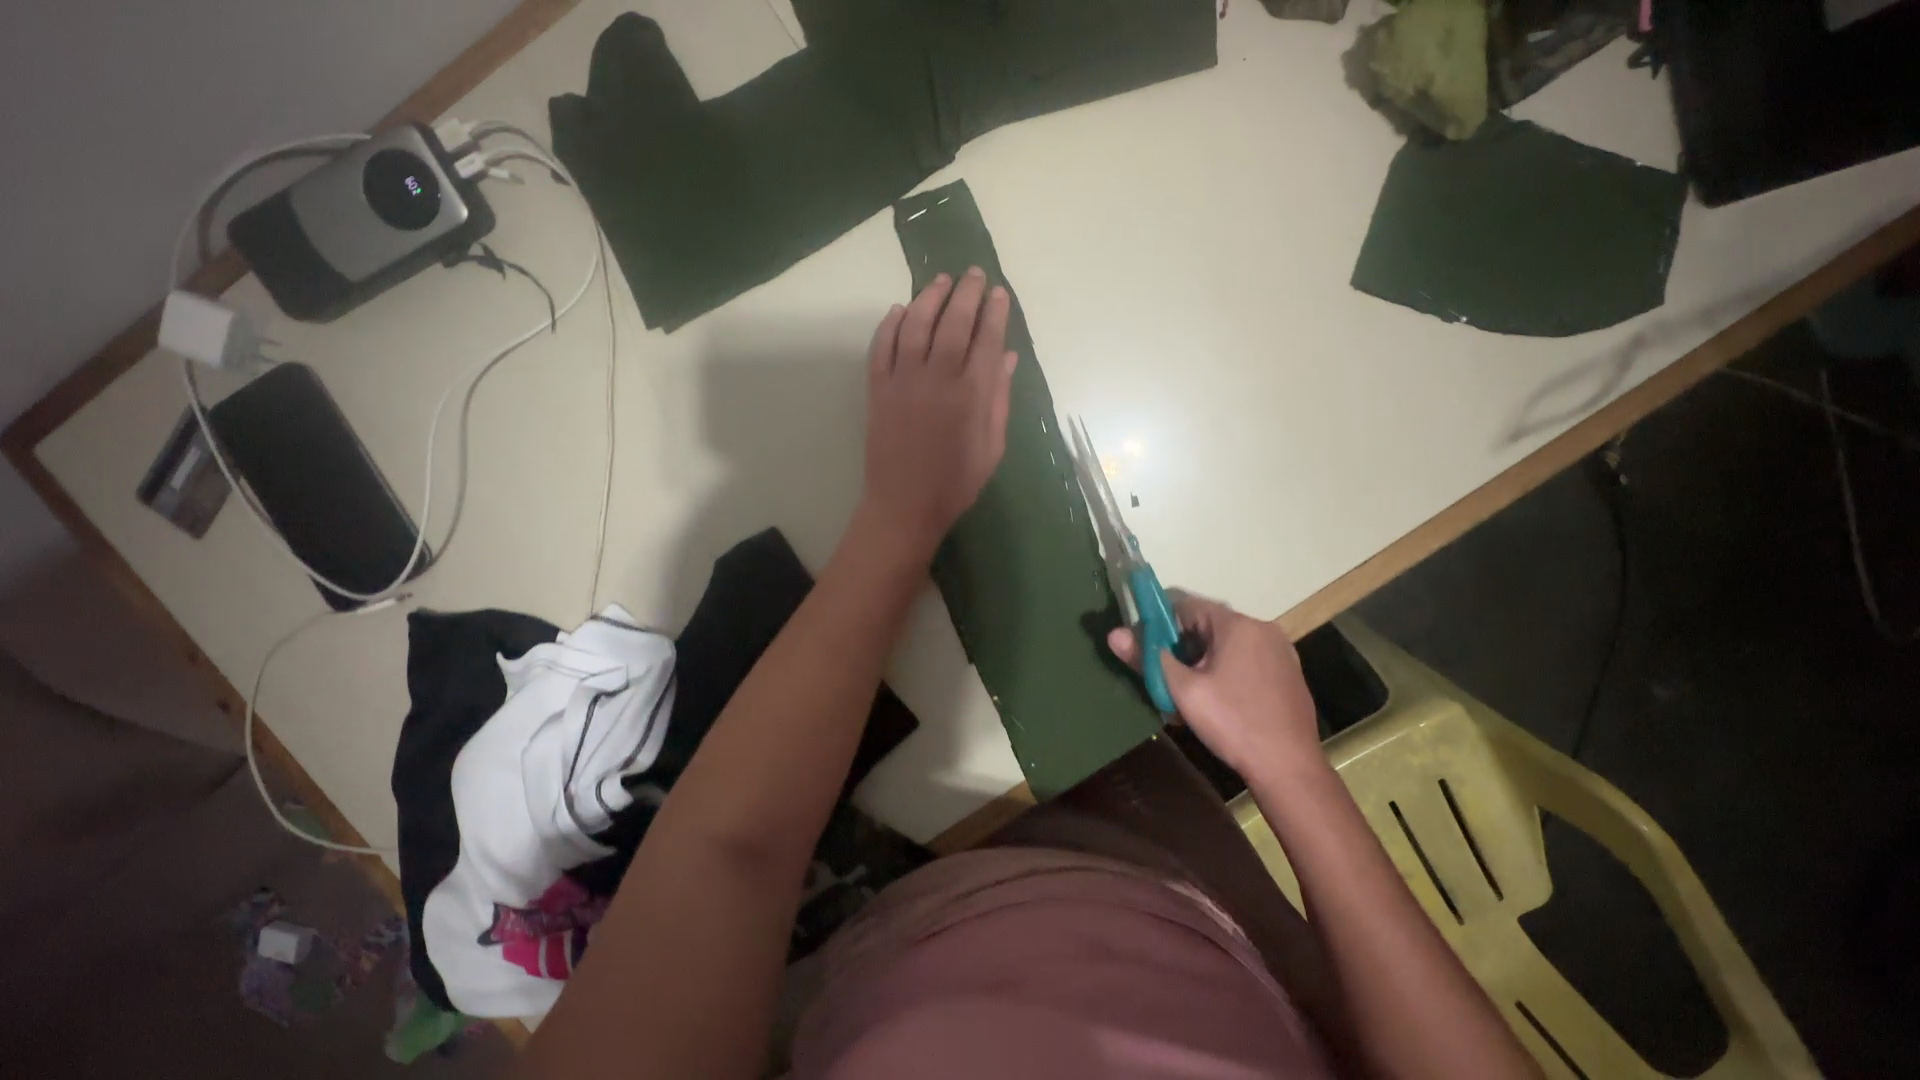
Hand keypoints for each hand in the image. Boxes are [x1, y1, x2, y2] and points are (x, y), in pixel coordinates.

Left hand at [859, 267, 1017, 556]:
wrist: (904, 506)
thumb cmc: (956, 482)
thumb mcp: (992, 446)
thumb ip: (999, 398)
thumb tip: (1006, 356)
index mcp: (971, 395)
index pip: (987, 339)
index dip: (995, 312)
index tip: (999, 293)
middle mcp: (938, 378)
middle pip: (953, 323)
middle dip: (966, 294)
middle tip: (974, 273)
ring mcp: (903, 381)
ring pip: (915, 325)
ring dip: (928, 298)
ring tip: (941, 281)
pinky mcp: (878, 389)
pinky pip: (882, 347)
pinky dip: (890, 324)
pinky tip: (899, 310)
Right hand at [1108, 593, 1322, 778]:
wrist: (1288, 767)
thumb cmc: (1232, 722)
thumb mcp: (1183, 690)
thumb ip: (1148, 658)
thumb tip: (1114, 634)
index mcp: (1238, 624)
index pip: (1187, 605)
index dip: (1160, 623)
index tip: (1145, 647)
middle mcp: (1263, 628)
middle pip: (1208, 625)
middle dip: (1182, 646)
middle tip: (1164, 677)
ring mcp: (1281, 651)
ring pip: (1228, 645)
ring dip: (1204, 661)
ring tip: (1188, 693)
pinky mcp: (1289, 674)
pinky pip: (1248, 661)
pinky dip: (1227, 672)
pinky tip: (1219, 702)